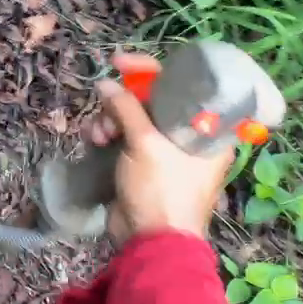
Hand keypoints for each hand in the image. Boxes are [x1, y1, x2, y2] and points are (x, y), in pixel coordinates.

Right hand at [88, 52, 233, 243]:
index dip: (151, 70)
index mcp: (206, 132)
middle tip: (105, 108)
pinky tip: (95, 141)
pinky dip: (106, 133)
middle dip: (122, 101)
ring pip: (131, 116)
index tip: (120, 63)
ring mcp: (165, 150)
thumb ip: (125, 109)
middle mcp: (189, 137)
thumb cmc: (163, 190)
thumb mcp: (145, 145)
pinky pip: (122, 134)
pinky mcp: (143, 161)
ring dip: (109, 119)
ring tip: (99, 135)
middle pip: (150, 100)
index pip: (182, 86)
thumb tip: (105, 84)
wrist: (153, 240)